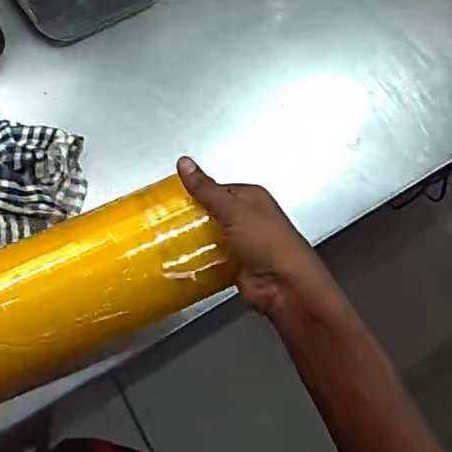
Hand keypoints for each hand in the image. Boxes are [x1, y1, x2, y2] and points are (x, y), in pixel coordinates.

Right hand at [177, 156, 340, 320]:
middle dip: (190, 216)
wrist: (286, 289)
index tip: (172, 196)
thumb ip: (206, 188)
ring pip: (207, 235)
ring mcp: (240, 242)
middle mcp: (247, 218)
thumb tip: (184, 162)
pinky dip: (197, 256)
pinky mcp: (234, 263)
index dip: (194, 191)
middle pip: (209, 212)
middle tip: (166, 217)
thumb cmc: (269, 244)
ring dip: (192, 238)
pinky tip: (179, 255)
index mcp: (251, 198)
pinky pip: (209, 256)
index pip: (215, 187)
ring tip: (166, 236)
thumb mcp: (233, 210)